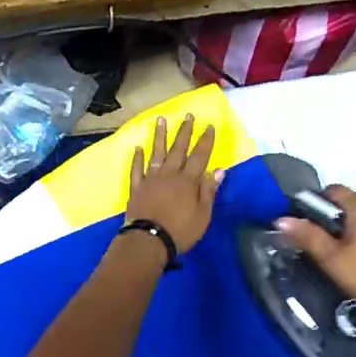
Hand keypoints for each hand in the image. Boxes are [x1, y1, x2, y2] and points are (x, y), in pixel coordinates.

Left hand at [126, 114, 219, 252]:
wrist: (148, 240)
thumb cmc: (180, 231)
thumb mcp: (203, 215)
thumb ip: (209, 191)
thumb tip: (219, 169)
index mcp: (188, 181)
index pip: (200, 156)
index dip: (205, 141)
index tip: (210, 126)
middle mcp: (169, 174)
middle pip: (178, 149)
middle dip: (184, 131)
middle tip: (188, 115)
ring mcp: (151, 179)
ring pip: (156, 153)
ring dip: (159, 136)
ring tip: (161, 120)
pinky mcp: (136, 188)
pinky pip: (137, 169)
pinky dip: (137, 158)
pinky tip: (138, 148)